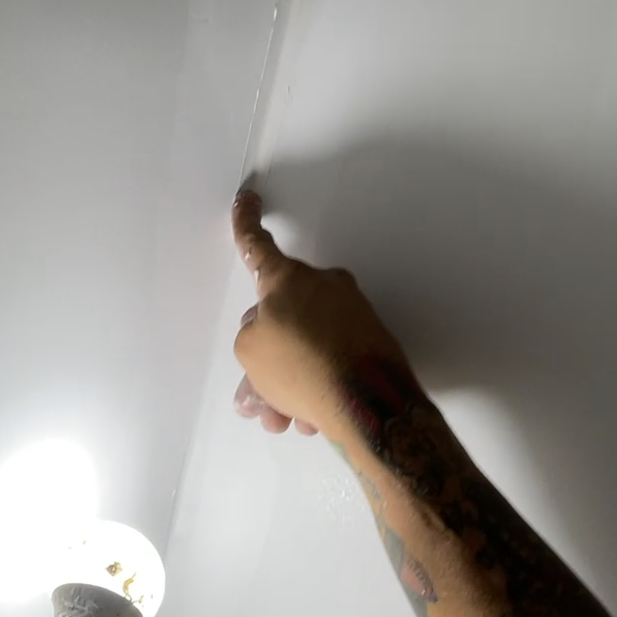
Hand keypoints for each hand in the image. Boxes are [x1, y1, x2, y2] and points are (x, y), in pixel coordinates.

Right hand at [230, 190, 412, 436]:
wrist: (366, 403)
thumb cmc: (303, 367)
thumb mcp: (249, 350)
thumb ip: (251, 334)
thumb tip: (269, 337)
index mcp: (288, 280)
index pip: (257, 246)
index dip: (246, 224)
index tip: (248, 199)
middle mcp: (323, 287)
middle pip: (281, 316)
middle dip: (266, 356)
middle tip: (257, 391)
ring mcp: (351, 314)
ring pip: (304, 345)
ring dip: (286, 382)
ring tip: (282, 416)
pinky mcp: (371, 341)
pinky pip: (330, 360)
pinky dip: (313, 387)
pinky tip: (306, 417)